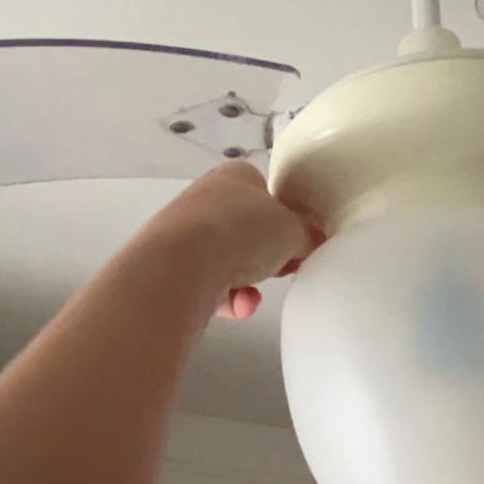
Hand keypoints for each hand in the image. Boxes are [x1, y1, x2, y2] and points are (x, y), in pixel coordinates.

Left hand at [140, 162, 319, 319]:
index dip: (288, 222)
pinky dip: (225, 298)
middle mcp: (206, 197)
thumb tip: (312, 242)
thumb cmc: (244, 232)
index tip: (300, 245)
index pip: (268, 195)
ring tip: (251, 298)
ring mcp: (184, 230)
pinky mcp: (170, 264)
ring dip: (248, 284)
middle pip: (249, 232)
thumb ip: (308, 235)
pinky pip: (209, 283)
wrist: (180, 264)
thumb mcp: (294, 230)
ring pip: (229, 262)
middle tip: (282, 271)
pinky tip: (234, 307)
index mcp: (235, 175)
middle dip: (267, 258)